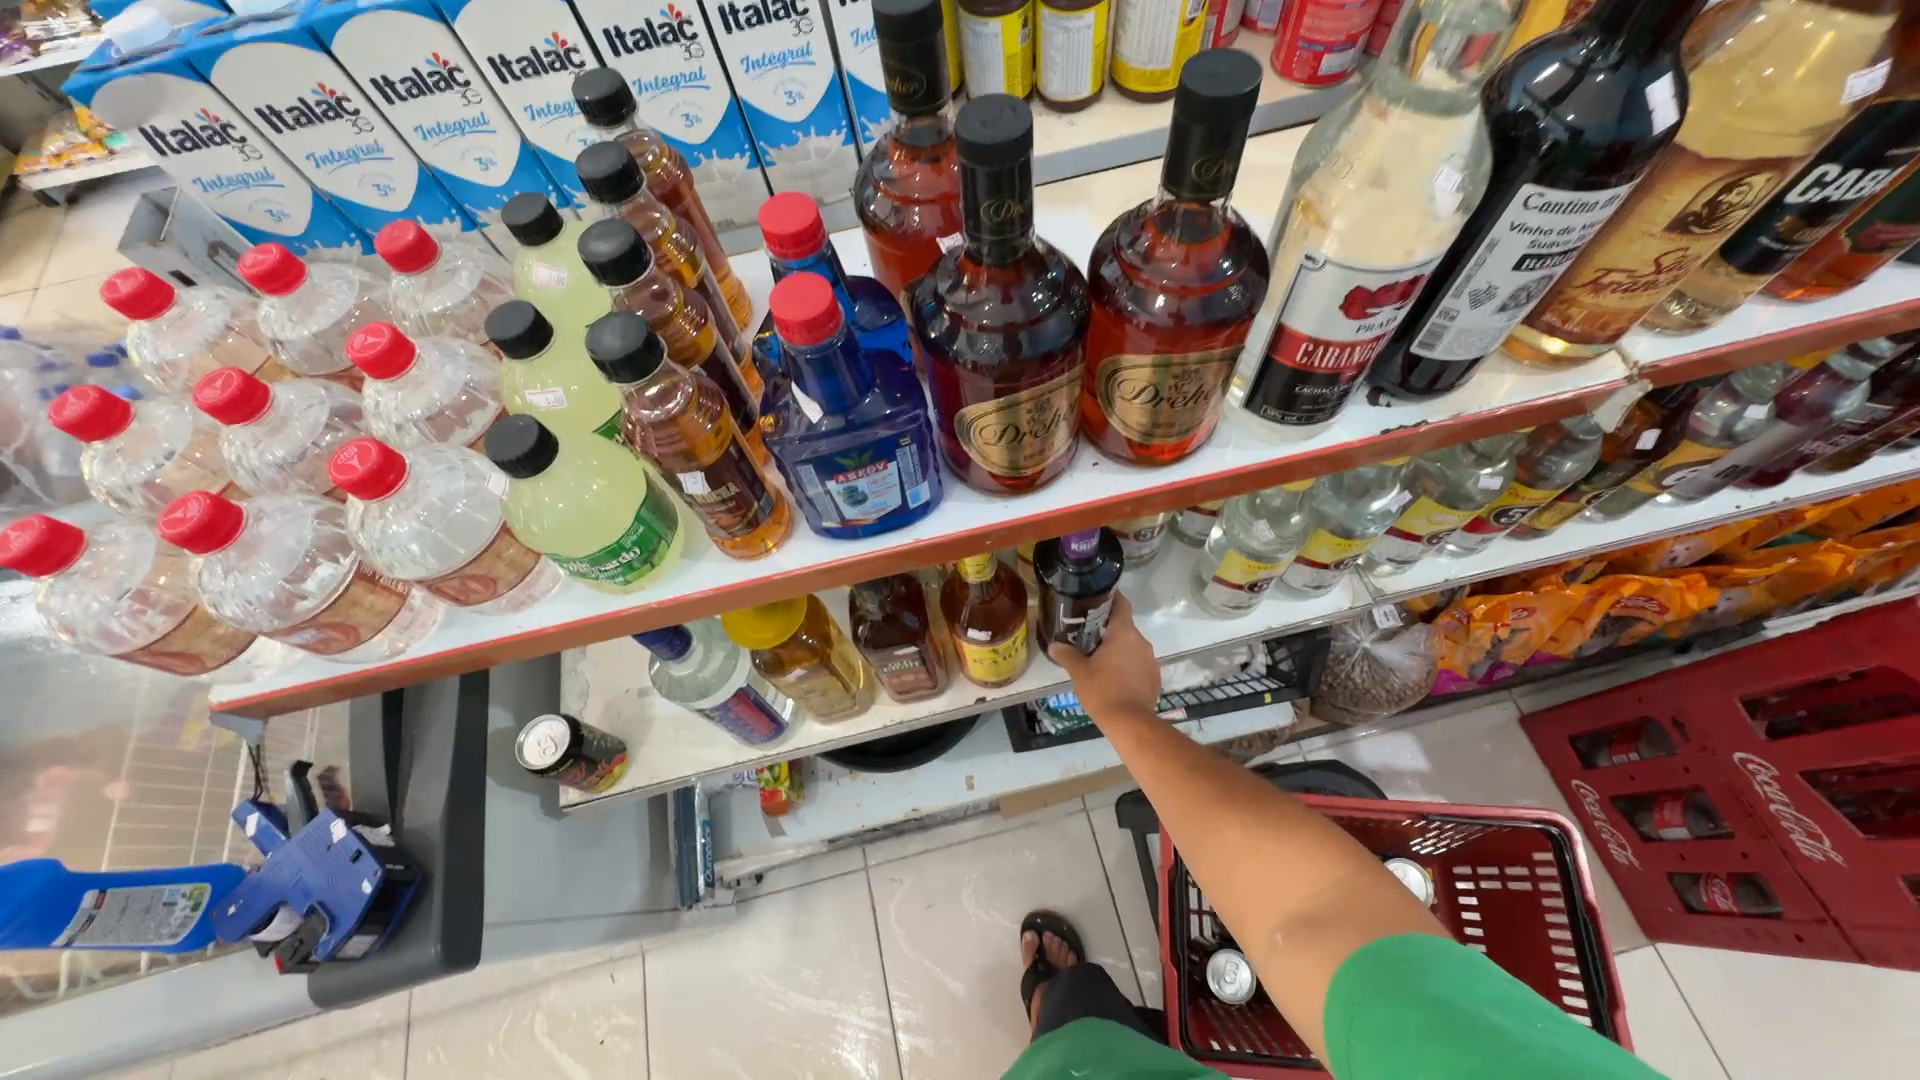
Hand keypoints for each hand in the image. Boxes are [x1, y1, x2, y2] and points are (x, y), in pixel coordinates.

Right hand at [1047, 592, 1160, 724]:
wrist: (1130, 722)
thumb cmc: (1103, 690)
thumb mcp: (1079, 672)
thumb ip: (1067, 655)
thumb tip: (1053, 645)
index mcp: (1123, 633)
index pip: (1122, 604)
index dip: (1111, 598)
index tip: (1098, 598)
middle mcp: (1141, 642)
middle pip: (1125, 627)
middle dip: (1109, 629)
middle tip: (1089, 634)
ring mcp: (1151, 660)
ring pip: (1133, 646)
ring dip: (1119, 649)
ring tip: (1100, 658)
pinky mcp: (1154, 677)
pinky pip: (1139, 664)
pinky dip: (1128, 665)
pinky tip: (1115, 677)